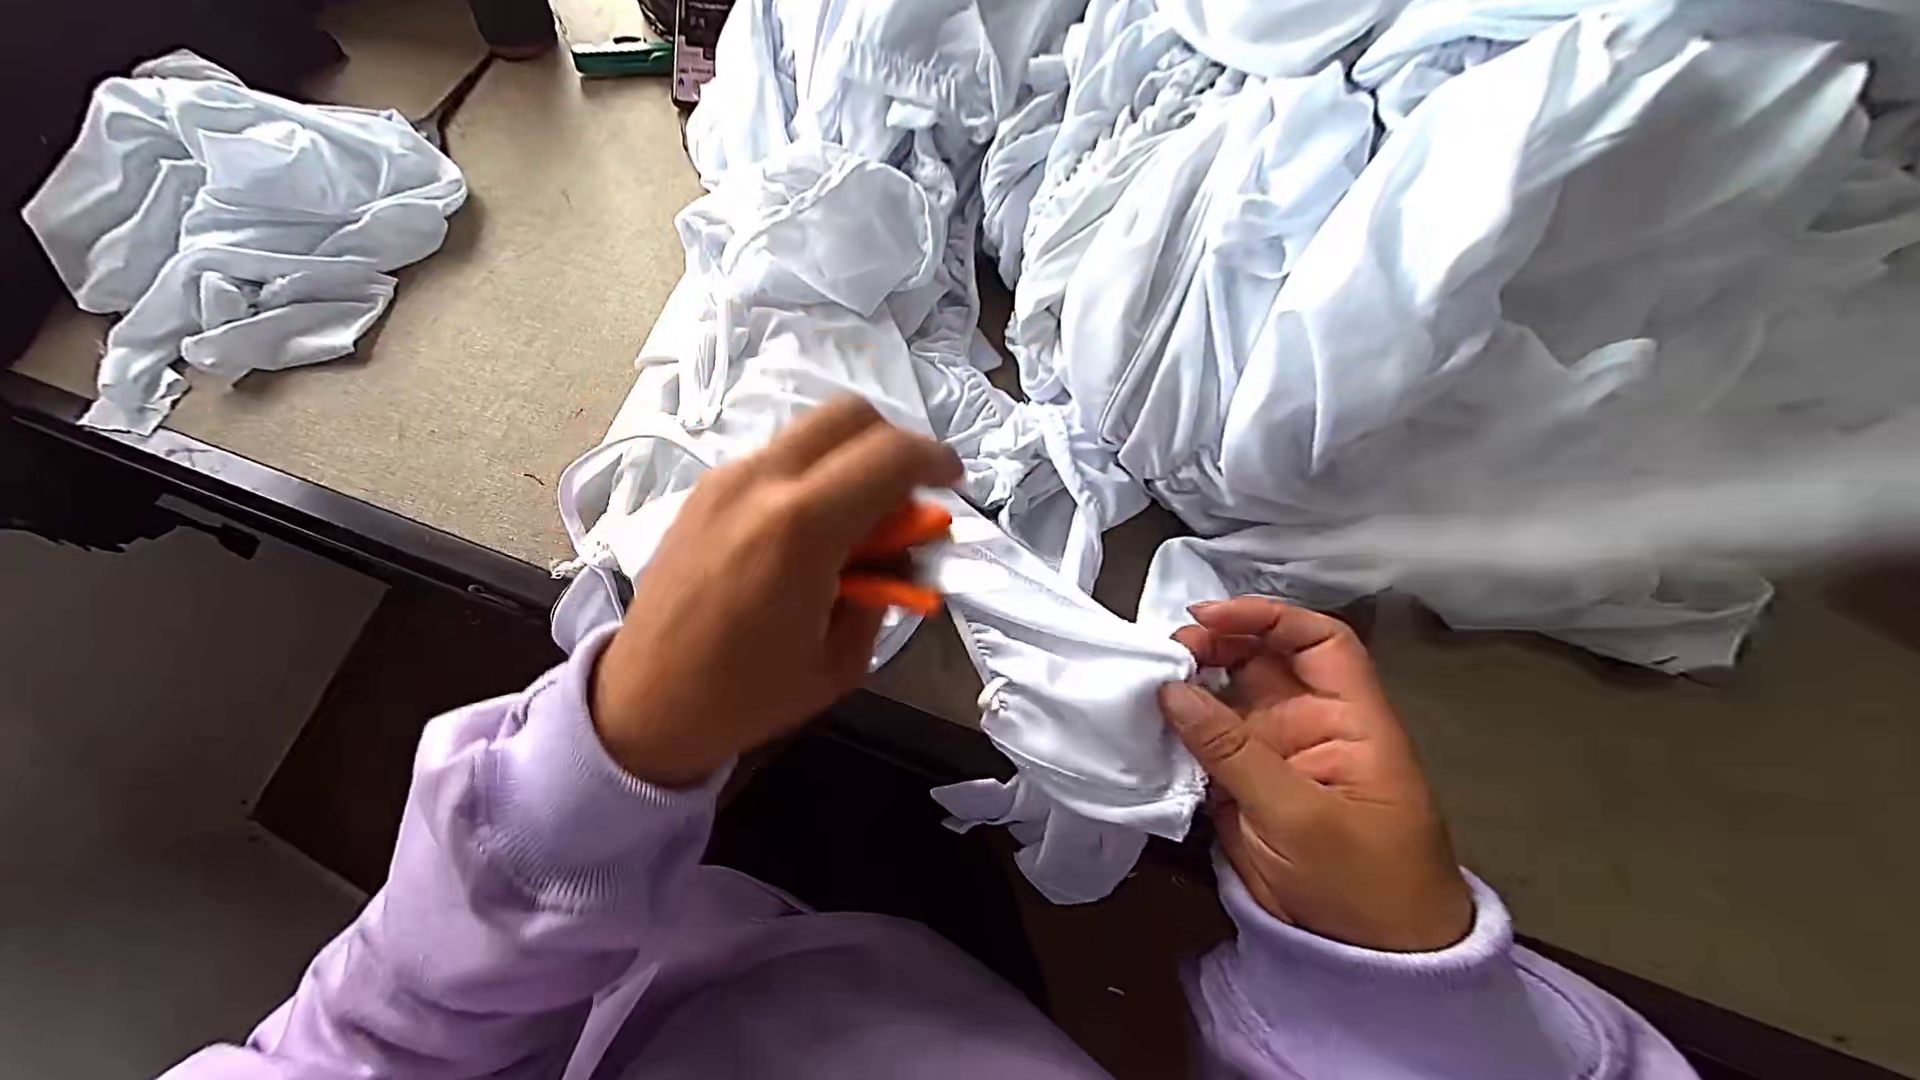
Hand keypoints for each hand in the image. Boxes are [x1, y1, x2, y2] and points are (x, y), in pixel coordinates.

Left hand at [590, 397, 960, 786]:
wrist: (643, 703)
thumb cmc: (749, 695)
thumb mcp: (845, 657)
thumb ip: (886, 586)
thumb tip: (905, 545)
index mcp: (801, 528)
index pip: (891, 455)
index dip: (936, 460)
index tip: (953, 481)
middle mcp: (761, 483)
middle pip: (851, 415)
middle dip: (897, 443)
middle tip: (910, 492)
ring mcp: (725, 479)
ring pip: (813, 429)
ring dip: (854, 457)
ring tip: (861, 515)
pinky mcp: (705, 488)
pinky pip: (780, 454)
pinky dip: (816, 471)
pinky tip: (815, 524)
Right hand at [1157, 598, 1472, 951]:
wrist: (1359, 961)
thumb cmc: (1363, 884)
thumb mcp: (1302, 816)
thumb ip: (1233, 751)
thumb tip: (1172, 690)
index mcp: (1348, 716)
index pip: (1316, 640)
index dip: (1266, 616)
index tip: (1209, 617)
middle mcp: (1307, 719)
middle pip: (1260, 657)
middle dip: (1215, 644)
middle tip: (1171, 653)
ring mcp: (1269, 747)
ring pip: (1225, 692)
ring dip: (1190, 680)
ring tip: (1153, 680)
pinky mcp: (1237, 775)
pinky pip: (1203, 733)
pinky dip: (1176, 721)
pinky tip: (1150, 716)